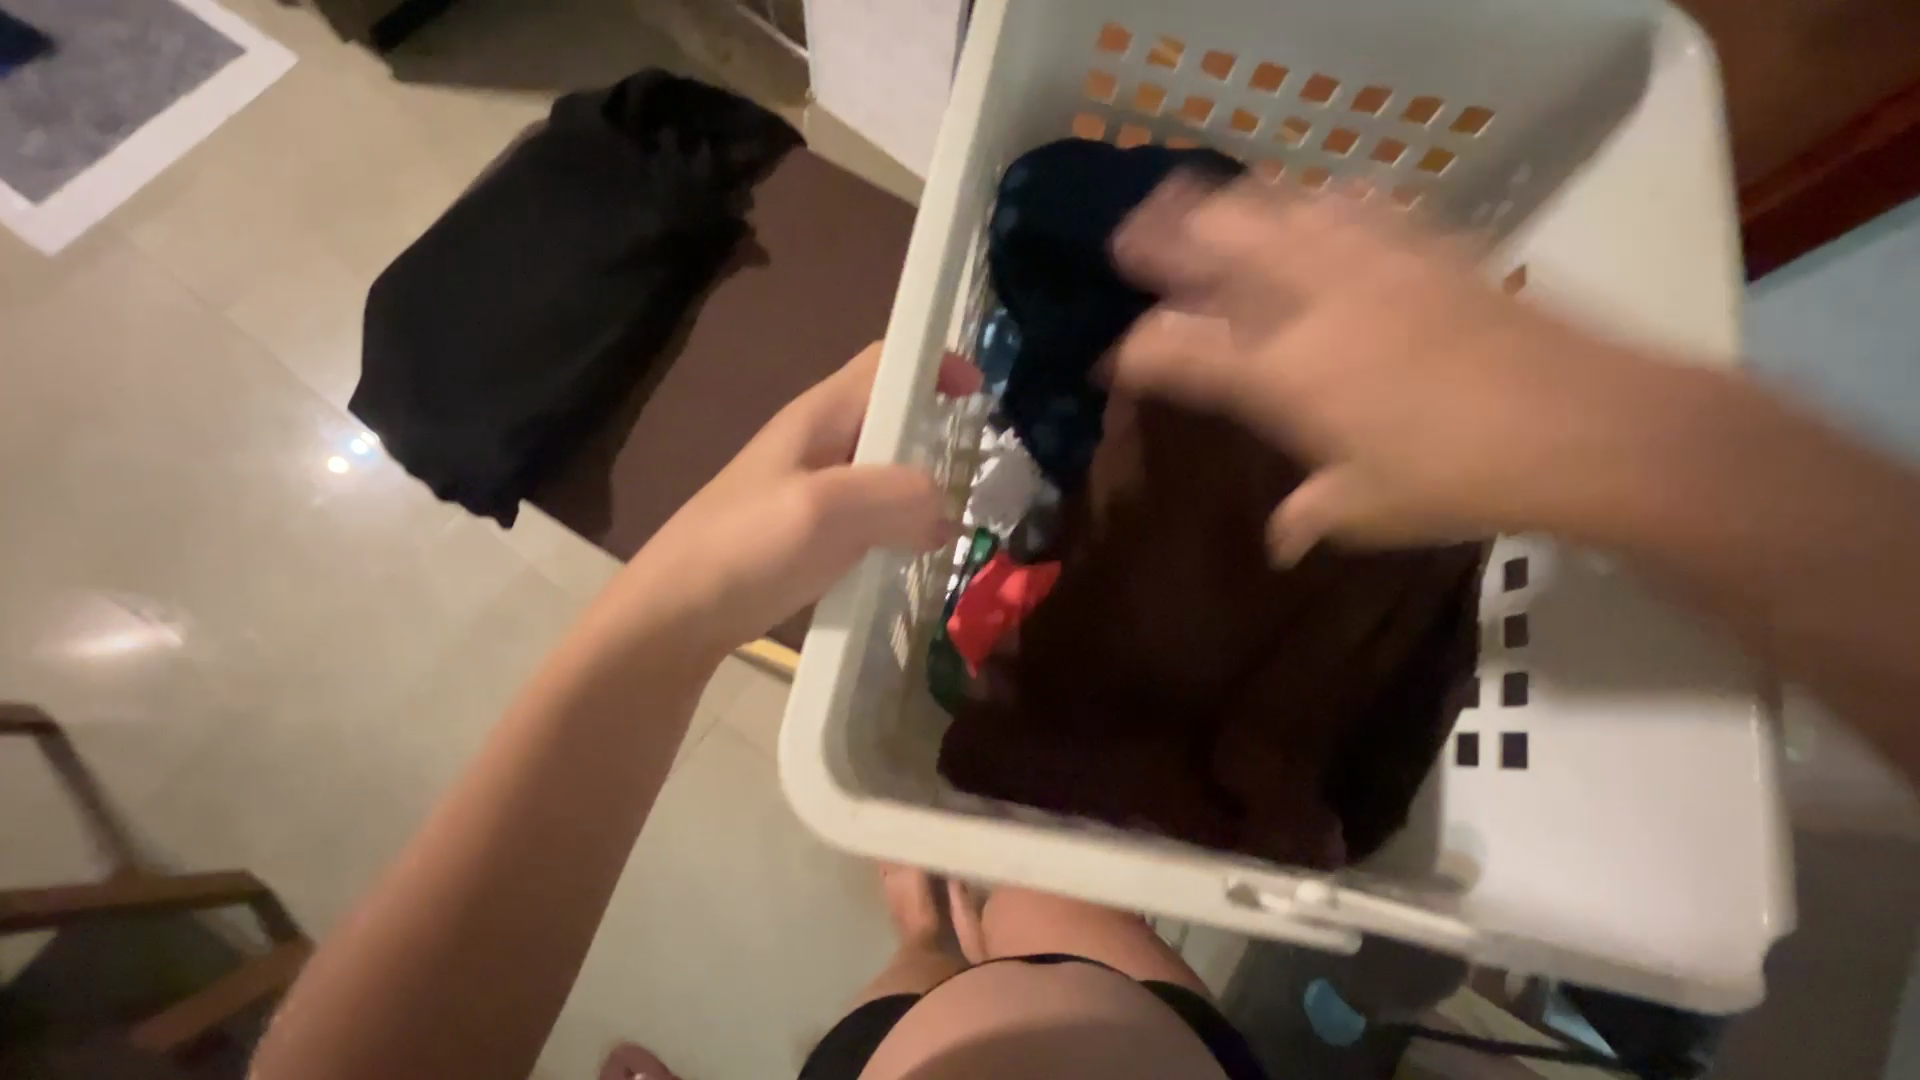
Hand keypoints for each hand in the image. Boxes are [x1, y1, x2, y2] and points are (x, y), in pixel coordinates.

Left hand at [618, 343, 979, 656]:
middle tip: (976, 477)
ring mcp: (813, 490)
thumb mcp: (826, 511)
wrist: (676, 615)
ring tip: (952, 522)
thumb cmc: (746, 549)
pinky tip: (909, 557)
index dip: (934, 364)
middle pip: (891, 418)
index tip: (980, 396)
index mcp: (820, 416)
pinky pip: (871, 516)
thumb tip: (944, 512)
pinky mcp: (810, 532)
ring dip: (922, 490)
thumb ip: (898, 497)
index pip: (885, 363)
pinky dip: (899, 527)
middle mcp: (819, 443)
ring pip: (885, 472)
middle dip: (937, 437)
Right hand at [1110, 176, 1675, 559]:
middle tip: (1125, 239)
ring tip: (1196, 202)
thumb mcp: (1364, 510)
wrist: (1588, 427)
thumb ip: (1307, 518)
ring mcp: (1368, 266)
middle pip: (1213, 246)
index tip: (1111, 361)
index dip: (1131, 353)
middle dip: (1158, 239)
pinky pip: (1352, 204)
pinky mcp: (1424, 247)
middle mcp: (1310, 306)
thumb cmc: (1456, 481)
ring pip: (1274, 209)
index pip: (1175, 349)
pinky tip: (1306, 204)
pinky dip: (1312, 200)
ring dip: (1225, 204)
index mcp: (1281, 376)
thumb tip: (1279, 543)